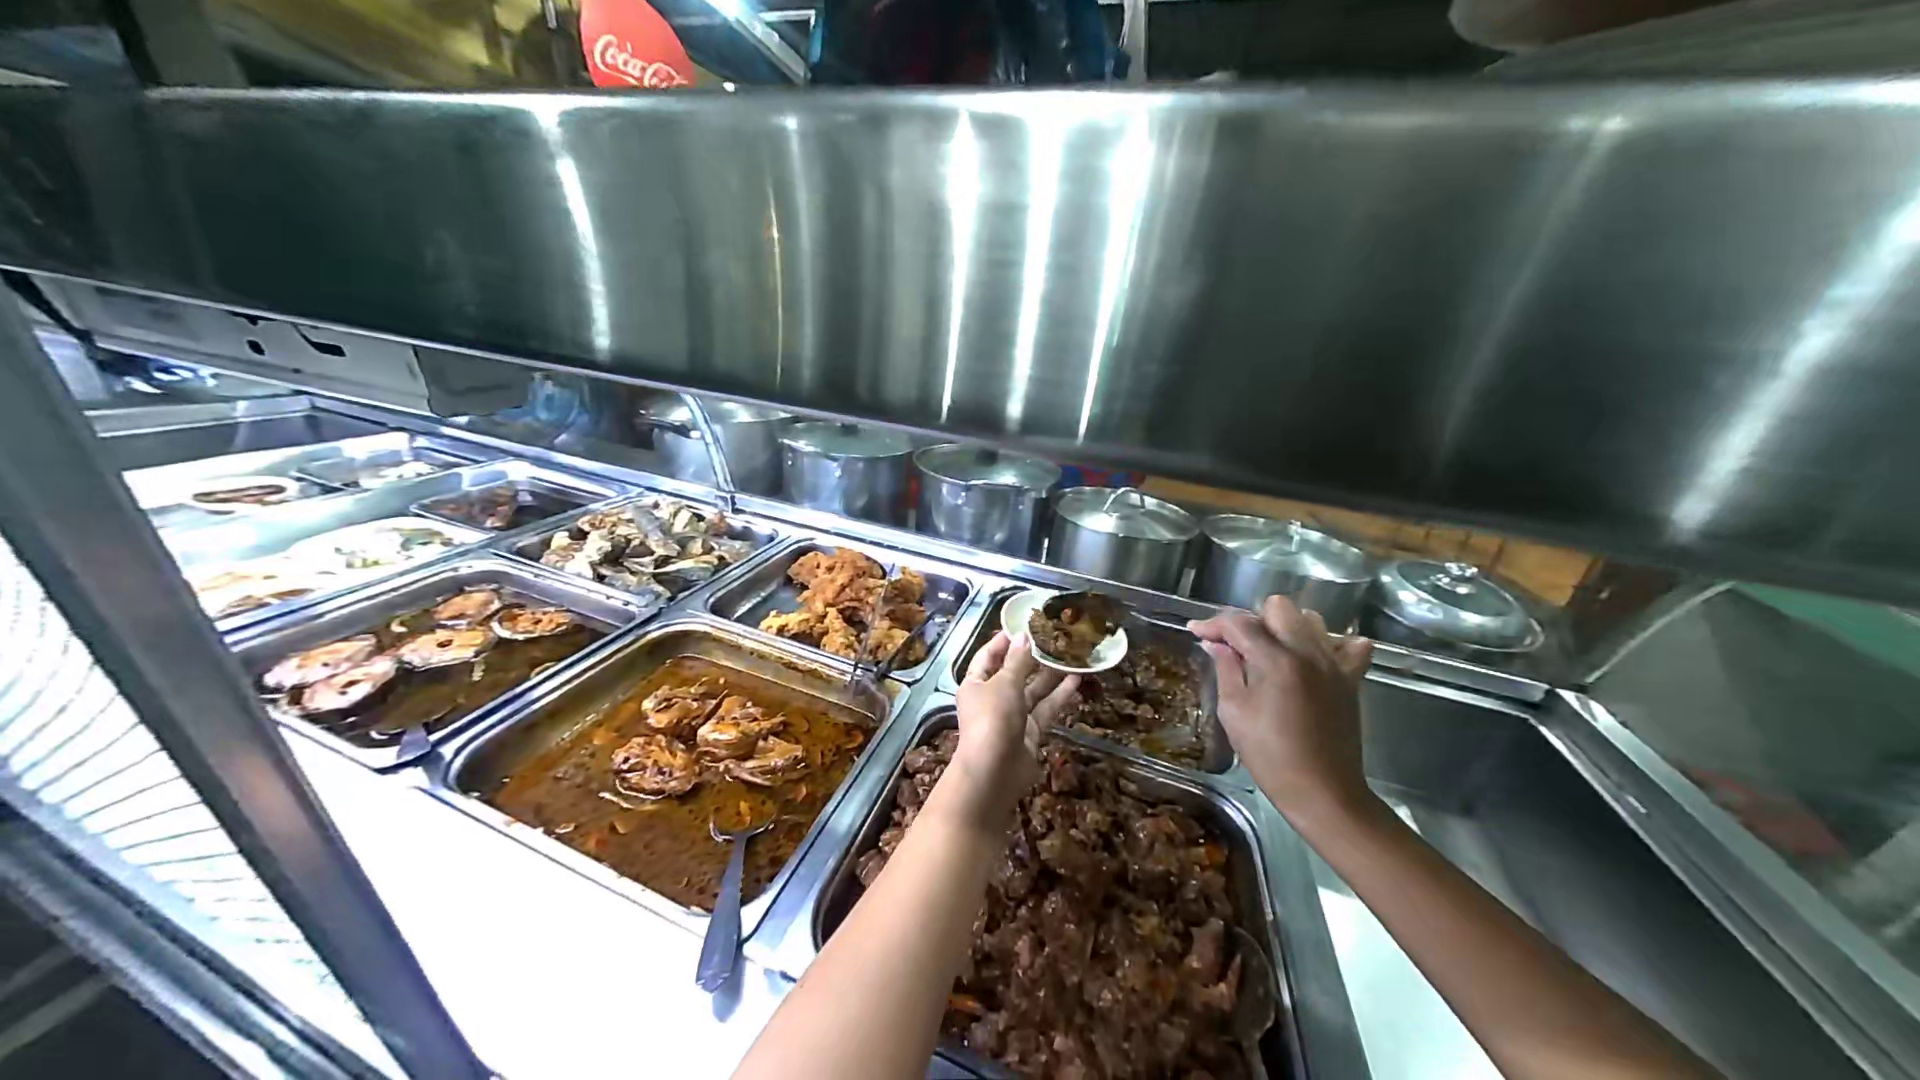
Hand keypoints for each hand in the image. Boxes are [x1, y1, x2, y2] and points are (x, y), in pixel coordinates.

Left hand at [948, 632, 1080, 829]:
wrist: (995, 772)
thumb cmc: (992, 719)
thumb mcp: (1005, 684)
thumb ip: (1017, 661)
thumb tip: (1024, 636)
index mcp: (975, 684)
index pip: (987, 657)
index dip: (1002, 642)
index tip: (1021, 627)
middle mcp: (992, 699)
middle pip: (1012, 674)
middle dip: (1031, 658)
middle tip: (1053, 638)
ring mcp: (1012, 717)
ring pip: (1033, 691)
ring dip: (1050, 675)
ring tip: (1071, 656)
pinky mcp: (1030, 733)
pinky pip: (1045, 709)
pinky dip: (1059, 696)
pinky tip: (1076, 680)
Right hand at [1189, 596, 1375, 826]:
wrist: (1323, 791)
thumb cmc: (1269, 755)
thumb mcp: (1233, 712)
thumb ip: (1225, 668)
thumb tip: (1215, 643)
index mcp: (1275, 660)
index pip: (1239, 623)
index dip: (1212, 624)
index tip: (1195, 632)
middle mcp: (1308, 652)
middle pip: (1278, 607)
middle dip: (1251, 620)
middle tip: (1236, 645)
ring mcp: (1334, 663)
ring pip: (1310, 619)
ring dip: (1286, 628)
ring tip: (1270, 652)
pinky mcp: (1351, 678)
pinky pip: (1349, 645)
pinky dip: (1330, 644)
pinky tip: (1313, 658)